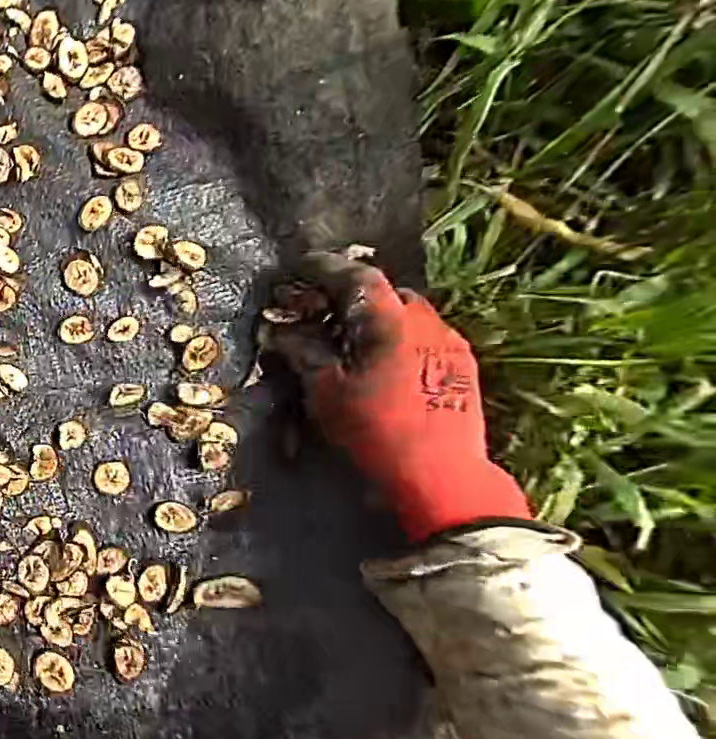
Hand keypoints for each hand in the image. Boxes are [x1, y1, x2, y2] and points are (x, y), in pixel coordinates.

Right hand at [272, 253, 529, 541]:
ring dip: (368, 318)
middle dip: (347, 295)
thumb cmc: (373, 426)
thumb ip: (302, 352)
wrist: (439, 472)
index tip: (298, 266)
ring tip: (337, 336)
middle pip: (385, 294)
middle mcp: (428, 325)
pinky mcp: (458, 367)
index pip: (358, 279)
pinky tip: (367, 359)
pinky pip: (417, 337)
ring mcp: (449, 346)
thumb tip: (279, 330)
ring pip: (404, 316)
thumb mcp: (323, 389)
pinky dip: (387, 337)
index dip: (325, 268)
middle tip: (312, 308)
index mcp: (393, 324)